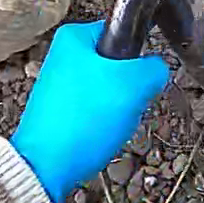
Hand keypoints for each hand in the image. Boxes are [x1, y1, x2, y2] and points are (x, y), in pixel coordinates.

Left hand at [11, 21, 170, 201]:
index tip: (137, 79)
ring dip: (120, 107)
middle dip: (130, 88)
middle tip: (125, 103)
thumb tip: (156, 70)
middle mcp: (63, 56)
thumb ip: (155, 68)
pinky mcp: (61, 110)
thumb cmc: (84, 119)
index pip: (125, 34)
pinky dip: (105, 121)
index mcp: (74, 37)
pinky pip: (97, 109)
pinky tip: (100, 133)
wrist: (47, 168)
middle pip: (121, 65)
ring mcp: (61, 84)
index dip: (139, 58)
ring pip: (113, 89)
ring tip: (111, 121)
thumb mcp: (135, 84)